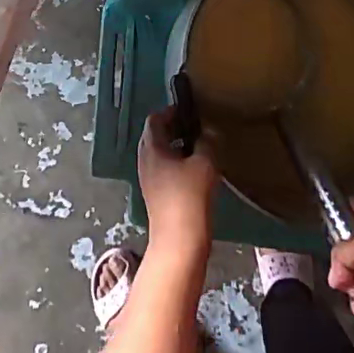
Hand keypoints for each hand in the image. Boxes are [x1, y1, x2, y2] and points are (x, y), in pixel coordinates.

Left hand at [137, 106, 215, 248]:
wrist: (179, 242)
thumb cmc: (190, 196)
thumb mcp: (205, 162)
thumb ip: (207, 141)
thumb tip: (208, 132)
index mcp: (152, 147)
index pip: (155, 119)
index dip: (171, 111)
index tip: (190, 110)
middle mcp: (145, 160)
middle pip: (155, 135)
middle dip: (174, 128)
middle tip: (196, 126)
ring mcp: (148, 179)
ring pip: (160, 153)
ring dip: (176, 146)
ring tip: (200, 146)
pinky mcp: (155, 195)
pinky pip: (163, 169)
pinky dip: (176, 163)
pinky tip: (196, 169)